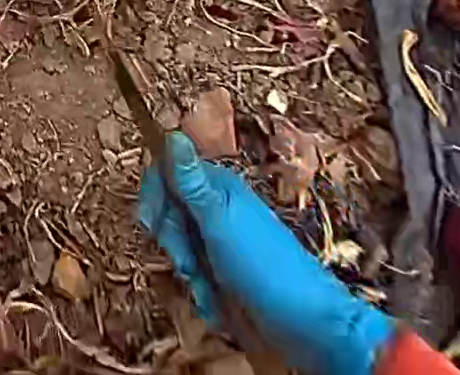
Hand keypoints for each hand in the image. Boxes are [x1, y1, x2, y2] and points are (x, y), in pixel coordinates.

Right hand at [138, 132, 394, 374]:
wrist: (307, 326)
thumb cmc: (264, 266)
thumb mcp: (219, 220)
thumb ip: (191, 181)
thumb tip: (173, 133)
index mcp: (216, 185)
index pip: (167, 172)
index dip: (155, 195)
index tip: (152, 223)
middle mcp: (215, 207)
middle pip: (168, 210)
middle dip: (171, 240)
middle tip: (187, 260)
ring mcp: (219, 240)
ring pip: (178, 244)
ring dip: (185, 269)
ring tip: (205, 287)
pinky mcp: (223, 271)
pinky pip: (193, 272)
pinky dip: (198, 289)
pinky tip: (214, 303)